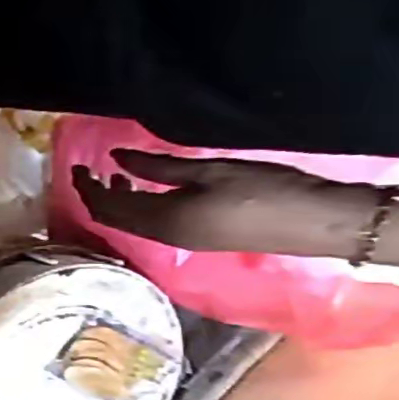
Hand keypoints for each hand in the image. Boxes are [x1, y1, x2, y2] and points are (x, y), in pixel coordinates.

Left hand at [71, 150, 380, 256]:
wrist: (322, 224)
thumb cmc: (266, 191)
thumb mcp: (209, 171)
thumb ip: (157, 168)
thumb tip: (114, 158)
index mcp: (159, 220)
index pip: (103, 206)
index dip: (84, 187)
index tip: (75, 166)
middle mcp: (160, 236)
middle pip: (110, 218)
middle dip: (93, 195)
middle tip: (87, 171)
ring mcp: (178, 241)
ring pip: (128, 223)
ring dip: (114, 201)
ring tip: (115, 175)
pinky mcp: (194, 240)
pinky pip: (147, 225)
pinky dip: (134, 208)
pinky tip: (142, 190)